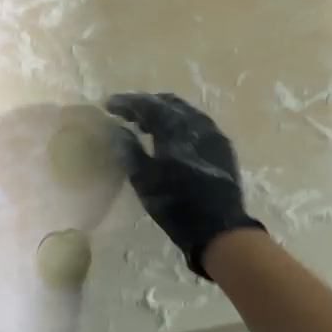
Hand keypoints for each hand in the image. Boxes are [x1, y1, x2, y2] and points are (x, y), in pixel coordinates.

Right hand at [107, 92, 264, 278]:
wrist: (219, 228)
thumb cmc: (175, 204)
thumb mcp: (144, 179)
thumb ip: (129, 150)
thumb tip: (118, 130)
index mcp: (176, 129)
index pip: (148, 106)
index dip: (127, 103)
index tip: (109, 105)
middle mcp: (197, 124)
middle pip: (169, 104)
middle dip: (146, 105)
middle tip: (127, 112)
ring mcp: (213, 134)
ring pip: (185, 113)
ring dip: (164, 114)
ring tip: (145, 124)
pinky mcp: (222, 147)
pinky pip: (197, 125)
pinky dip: (179, 125)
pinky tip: (170, 138)